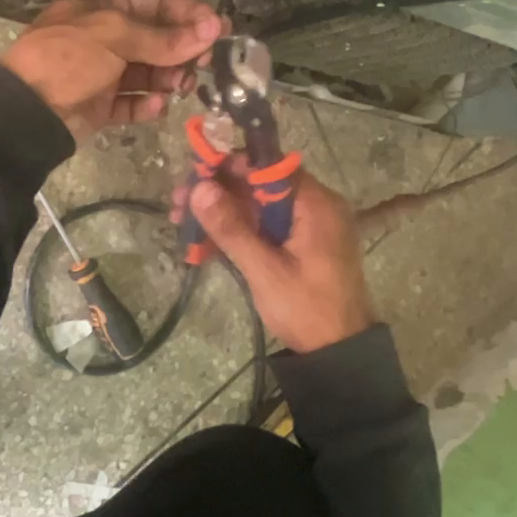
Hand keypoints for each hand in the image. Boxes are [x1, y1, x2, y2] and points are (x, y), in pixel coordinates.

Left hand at [0, 0, 226, 142]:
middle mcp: (102, 32)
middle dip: (181, 50)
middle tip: (202, 63)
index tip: (219, 29)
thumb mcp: (115, 35)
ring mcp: (101, 70)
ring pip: (147, 71)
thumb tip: (212, 29)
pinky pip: (132, 101)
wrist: (27, 110)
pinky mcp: (100, 104)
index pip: (155, 1)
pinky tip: (157, 105)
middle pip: (154, 38)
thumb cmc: (68, 58)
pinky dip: (146, 103)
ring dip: (168, 78)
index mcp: (100, 2)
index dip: (188, 14)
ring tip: (180, 86)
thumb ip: (164, 37)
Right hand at [185, 161, 376, 353]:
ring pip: (257, 206)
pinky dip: (236, 232)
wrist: (339, 350)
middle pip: (259, 184)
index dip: (228, 165)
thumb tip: (198, 188)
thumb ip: (231, 228)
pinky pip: (263, 227)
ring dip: (220, 213)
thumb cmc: (305, 308)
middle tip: (177, 204)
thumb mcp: (264, 270)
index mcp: (315, 204)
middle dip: (217, 191)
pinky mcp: (300, 244)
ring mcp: (307, 226)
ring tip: (181, 223)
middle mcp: (314, 206)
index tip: (192, 174)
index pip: (268, 166)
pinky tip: (203, 245)